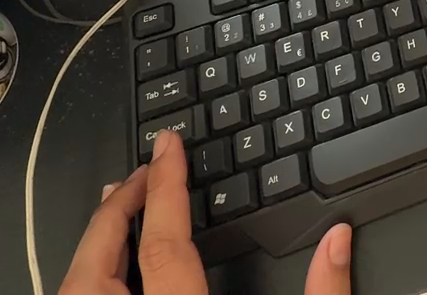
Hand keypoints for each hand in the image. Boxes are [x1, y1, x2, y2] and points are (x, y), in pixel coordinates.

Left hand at [61, 129, 353, 293]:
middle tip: (142, 170)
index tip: (166, 146)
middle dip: (113, 212)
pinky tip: (105, 271)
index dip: (163, 189)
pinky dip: (87, 281)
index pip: (163, 249)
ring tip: (114, 209)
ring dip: (91, 247)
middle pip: (94, 275)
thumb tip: (339, 237)